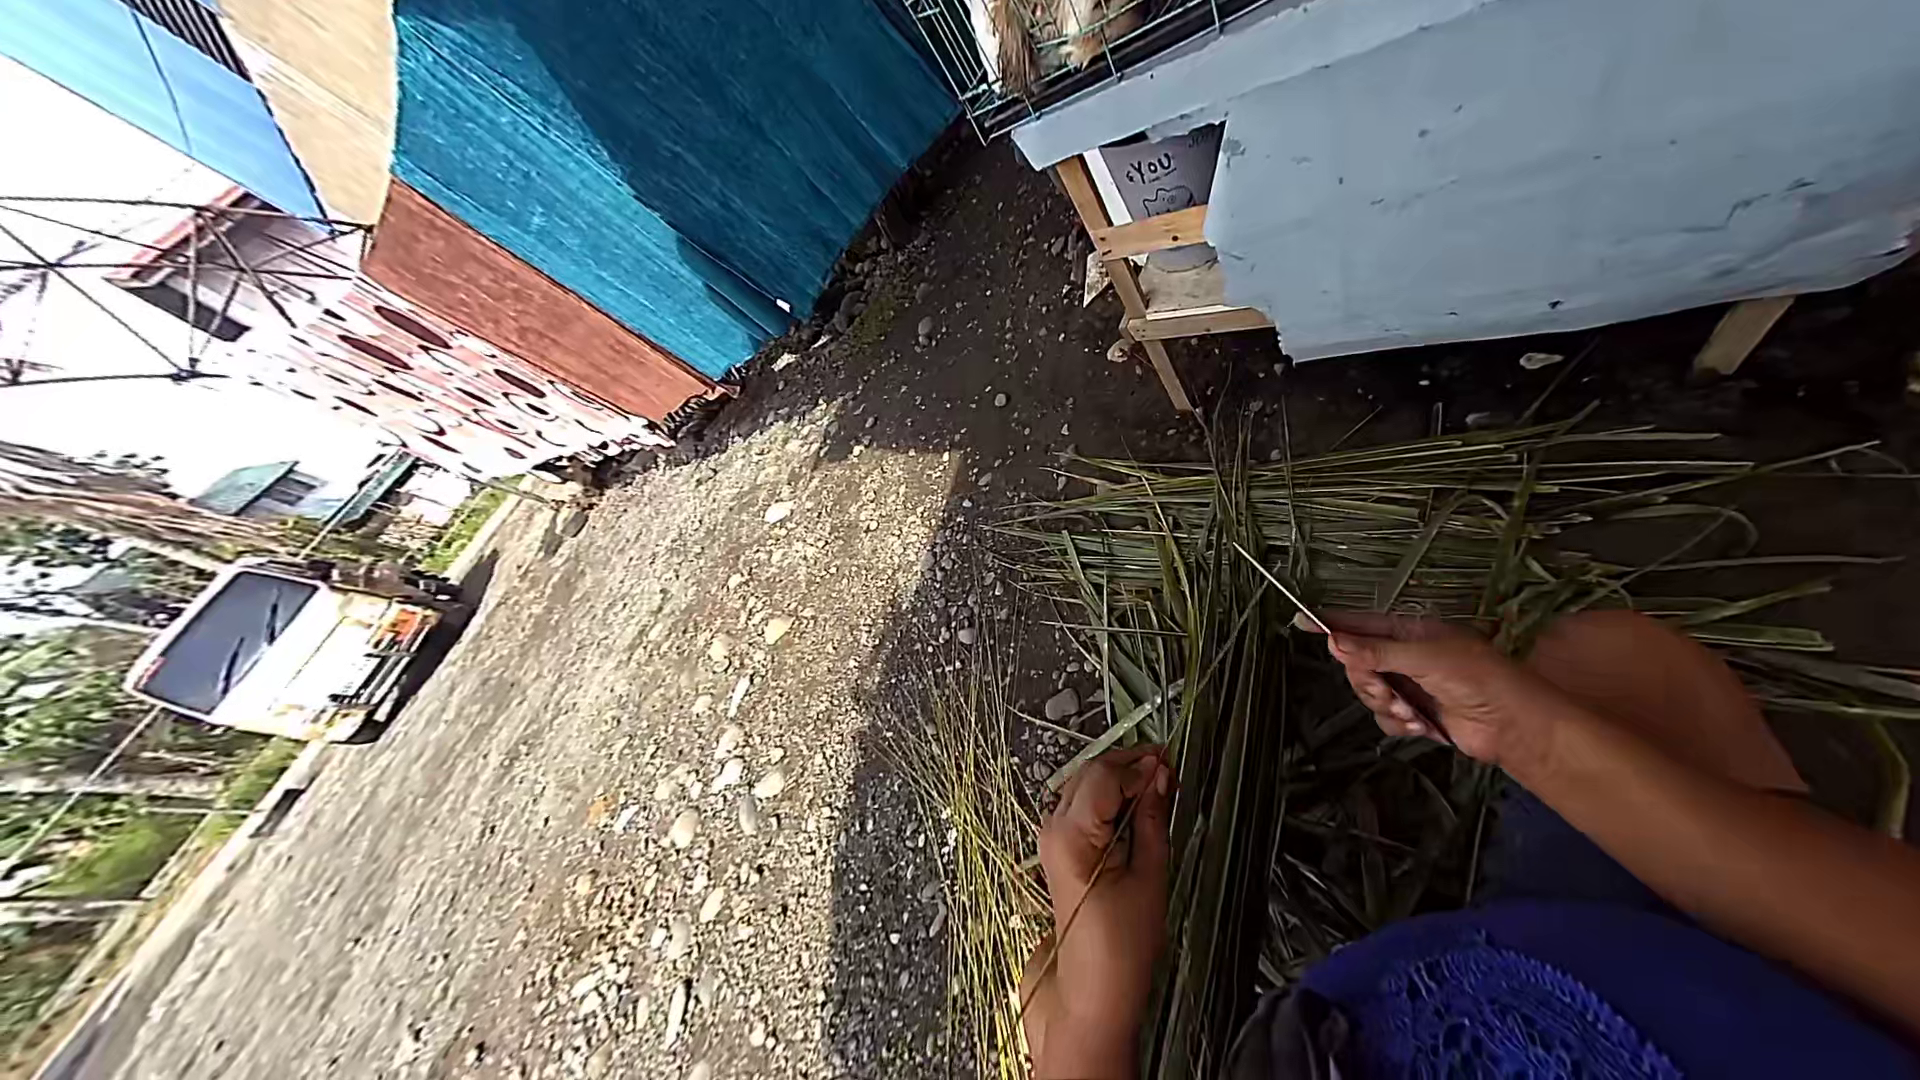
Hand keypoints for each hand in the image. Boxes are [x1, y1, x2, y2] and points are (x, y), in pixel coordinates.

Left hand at [1022, 747, 1171, 1078]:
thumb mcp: (1150, 876)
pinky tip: (1134, 799)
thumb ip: (1152, 818)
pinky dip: (1108, 792)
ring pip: (1084, 780)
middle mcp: (1053, 825)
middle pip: (1090, 771)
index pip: (1104, 776)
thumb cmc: (1123, 943)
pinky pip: (1081, 799)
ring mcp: (1050, 831)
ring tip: (1156, 782)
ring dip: (1119, 775)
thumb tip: (1160, 774)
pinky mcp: (1056, 839)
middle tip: (1168, 767)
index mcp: (1072, 835)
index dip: (1138, 764)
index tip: (1170, 762)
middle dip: (1129, 763)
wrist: (1092, 985)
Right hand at [1302, 612, 1558, 767]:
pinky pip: (1382, 717)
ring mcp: (1408, 685)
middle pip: (1356, 664)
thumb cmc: (1482, 680)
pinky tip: (1420, 725)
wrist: (1519, 729)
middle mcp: (1404, 657)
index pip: (1360, 624)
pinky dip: (1397, 723)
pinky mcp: (1413, 713)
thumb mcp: (1426, 658)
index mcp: (1408, 633)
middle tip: (1387, 691)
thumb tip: (1334, 642)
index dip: (1331, 624)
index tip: (1302, 621)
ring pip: (1367, 692)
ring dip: (1385, 705)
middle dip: (1368, 682)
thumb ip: (1376, 652)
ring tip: (1411, 713)